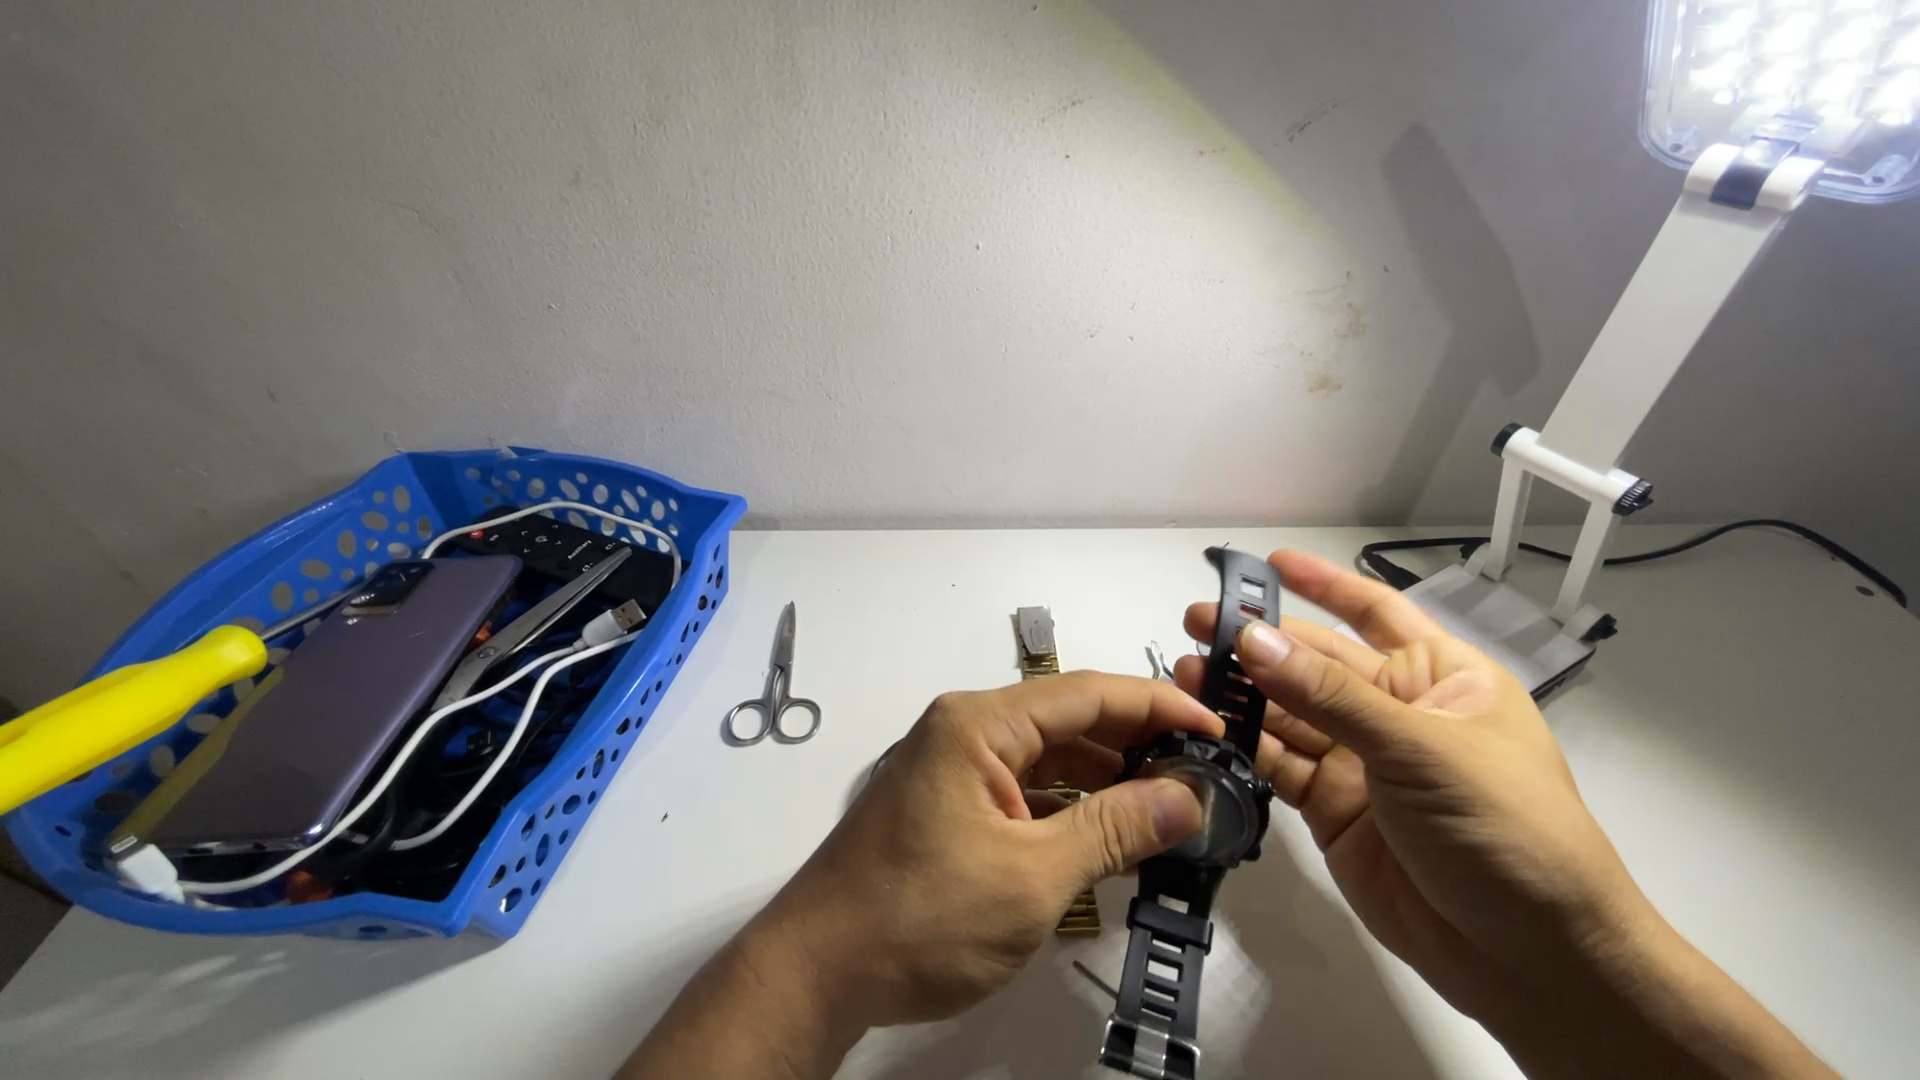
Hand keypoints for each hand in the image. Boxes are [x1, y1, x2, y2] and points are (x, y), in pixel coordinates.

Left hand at [623, 673, 1215, 1079]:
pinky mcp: (950, 805)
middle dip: (1135, 745)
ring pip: (1048, 757)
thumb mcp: (1031, 877)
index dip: (1156, 706)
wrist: (818, 970)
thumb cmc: (922, 917)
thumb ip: (1112, 830)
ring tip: (1170, 807)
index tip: (1215, 730)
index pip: (1085, 693)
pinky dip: (1069, 808)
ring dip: (1105, 780)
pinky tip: (1111, 835)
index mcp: (978, 724)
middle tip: (1202, 776)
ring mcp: (954, 768)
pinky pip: (1024, 790)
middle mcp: (965, 730)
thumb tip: (1186, 798)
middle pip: (1067, 720)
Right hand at [1177, 552, 1836, 1078]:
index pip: (1376, 612)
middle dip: (1259, 642)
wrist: (1531, 958)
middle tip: (1197, 624)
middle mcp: (1394, 712)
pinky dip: (1242, 747)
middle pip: (1314, 664)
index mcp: (1439, 678)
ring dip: (1240, 694)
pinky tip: (1205, 729)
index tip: (1268, 563)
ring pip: (1287, 713)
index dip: (1324, 584)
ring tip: (1186, 675)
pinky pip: (1278, 764)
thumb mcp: (1421, 749)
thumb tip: (1251, 640)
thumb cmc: (1505, 828)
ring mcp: (1359, 761)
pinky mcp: (1330, 807)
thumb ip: (1330, 697)